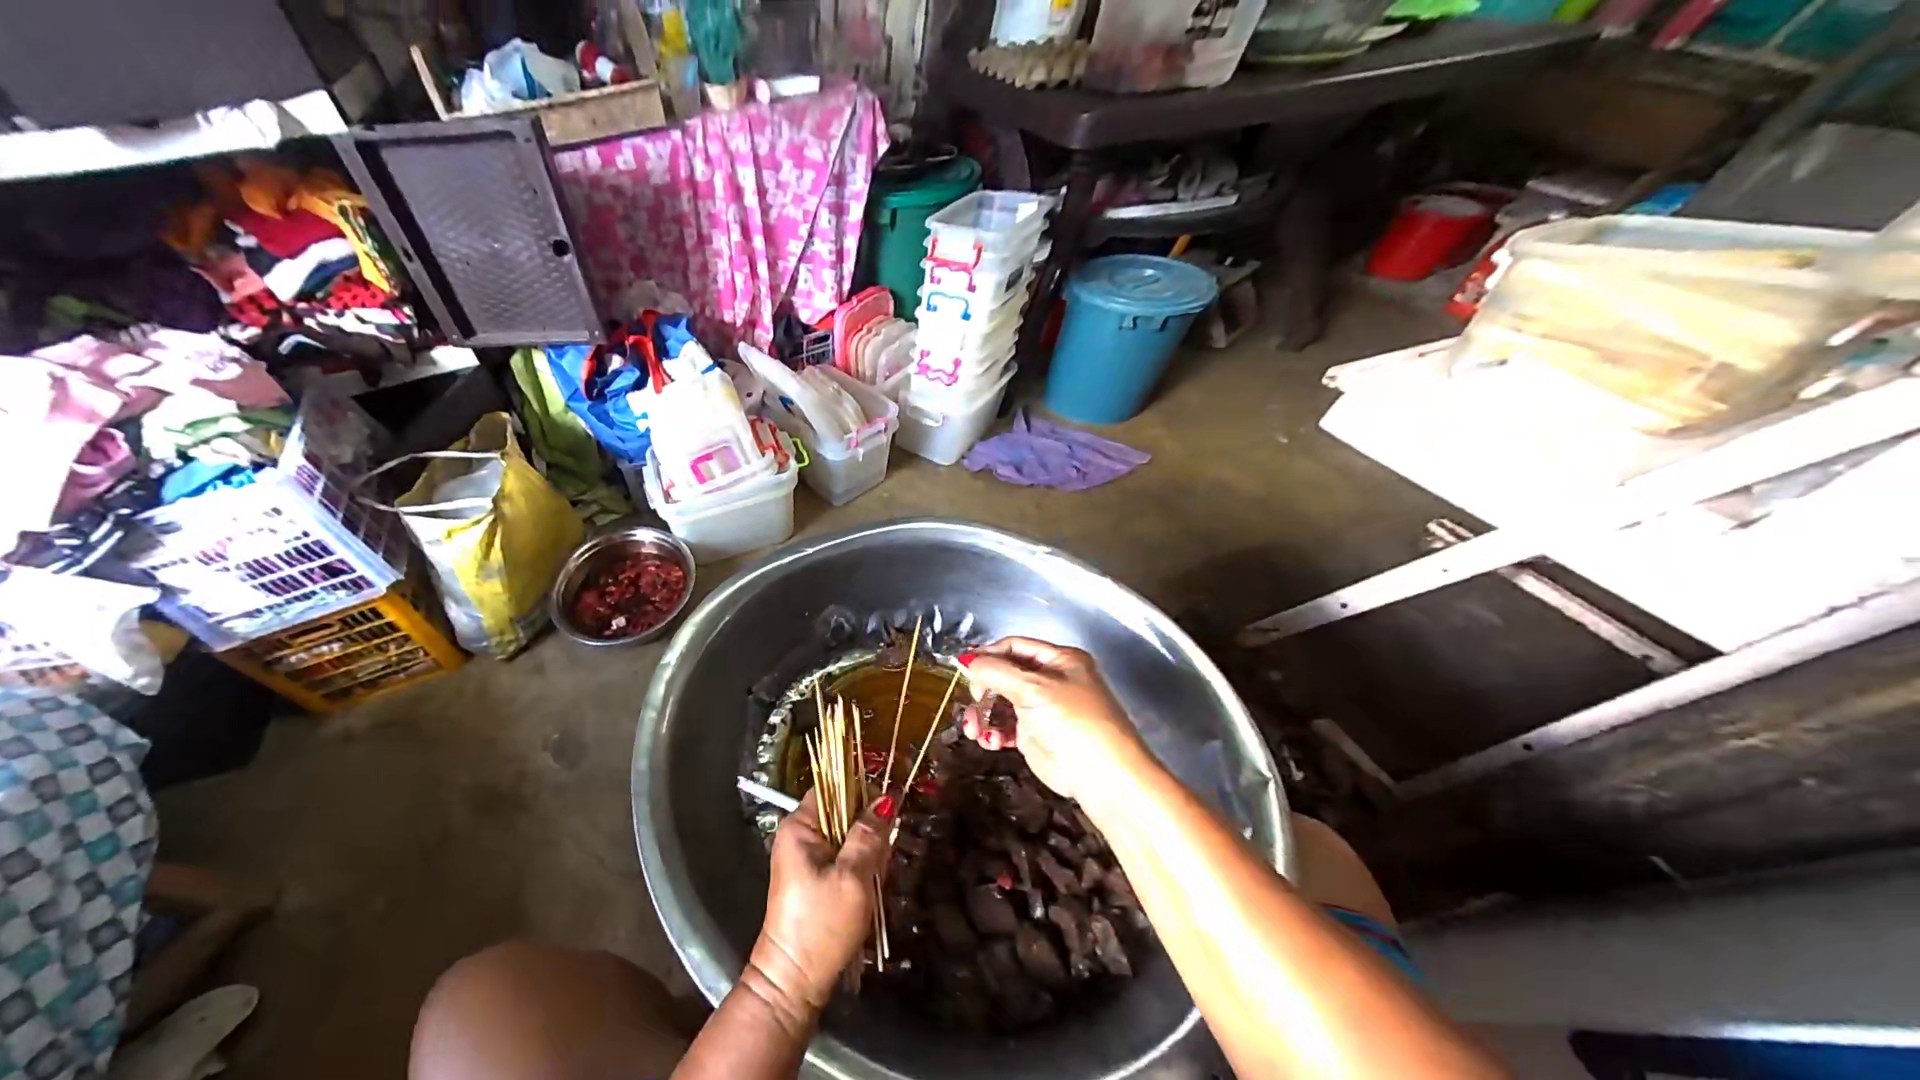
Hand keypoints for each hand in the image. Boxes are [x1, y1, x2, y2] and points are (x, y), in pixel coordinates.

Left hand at [742, 790, 888, 1033]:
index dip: (863, 790)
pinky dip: (862, 867)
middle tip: (880, 856)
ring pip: (850, 835)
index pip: (834, 786)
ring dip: (869, 852)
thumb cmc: (821, 925)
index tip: (889, 805)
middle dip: (869, 829)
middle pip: (845, 810)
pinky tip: (870, 886)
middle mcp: (800, 835)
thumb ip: (869, 834)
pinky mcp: (817, 878)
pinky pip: (846, 857)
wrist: (793, 983)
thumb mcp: (852, 876)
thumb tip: (888, 796)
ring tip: (875, 878)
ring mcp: (808, 857)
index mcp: (800, 826)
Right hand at [958, 637, 1151, 803]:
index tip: (966, 669)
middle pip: (1004, 675)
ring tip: (974, 730)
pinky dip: (993, 732)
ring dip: (983, 714)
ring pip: (1001, 702)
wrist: (1101, 775)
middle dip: (983, 689)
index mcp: (1059, 660)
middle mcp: (1051, 680)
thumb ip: (996, 672)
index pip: (1015, 647)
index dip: (988, 655)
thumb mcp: (1034, 689)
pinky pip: (1005, 726)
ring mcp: (1043, 708)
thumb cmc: (1075, 723)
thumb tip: (968, 661)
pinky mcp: (1035, 735)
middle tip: (973, 702)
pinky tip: (989, 741)